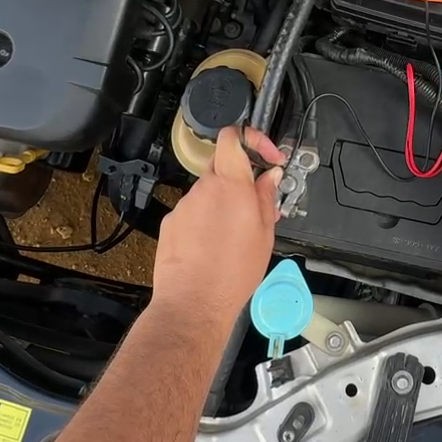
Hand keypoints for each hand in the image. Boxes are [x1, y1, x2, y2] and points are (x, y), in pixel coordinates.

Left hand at [150, 126, 284, 333]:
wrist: (194, 303)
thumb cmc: (232, 273)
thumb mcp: (265, 233)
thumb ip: (266, 197)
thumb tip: (270, 177)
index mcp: (232, 184)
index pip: (232, 138)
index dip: (251, 138)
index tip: (266, 156)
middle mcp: (205, 188)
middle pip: (222, 164)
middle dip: (239, 177)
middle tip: (254, 199)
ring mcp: (185, 205)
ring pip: (207, 191)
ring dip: (222, 202)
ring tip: (234, 233)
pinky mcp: (171, 222)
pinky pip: (192, 211)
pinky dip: (204, 220)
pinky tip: (213, 245)